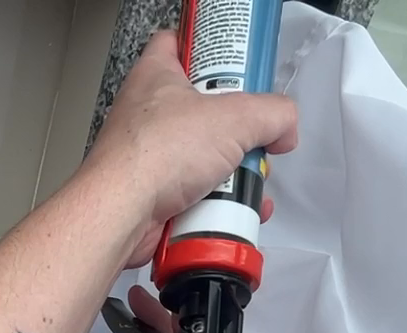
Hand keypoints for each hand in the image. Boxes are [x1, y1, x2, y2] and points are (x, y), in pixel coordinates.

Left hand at [83, 31, 299, 266]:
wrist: (121, 215)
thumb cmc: (154, 156)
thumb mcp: (235, 118)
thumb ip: (272, 115)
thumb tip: (285, 128)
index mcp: (156, 76)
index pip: (178, 43)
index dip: (208, 49)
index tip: (233, 63)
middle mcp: (146, 117)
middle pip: (201, 113)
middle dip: (233, 131)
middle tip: (250, 138)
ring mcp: (147, 161)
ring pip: (199, 161)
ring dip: (228, 177)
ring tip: (242, 183)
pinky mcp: (150, 199)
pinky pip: (190, 199)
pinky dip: (213, 209)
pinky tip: (229, 214)